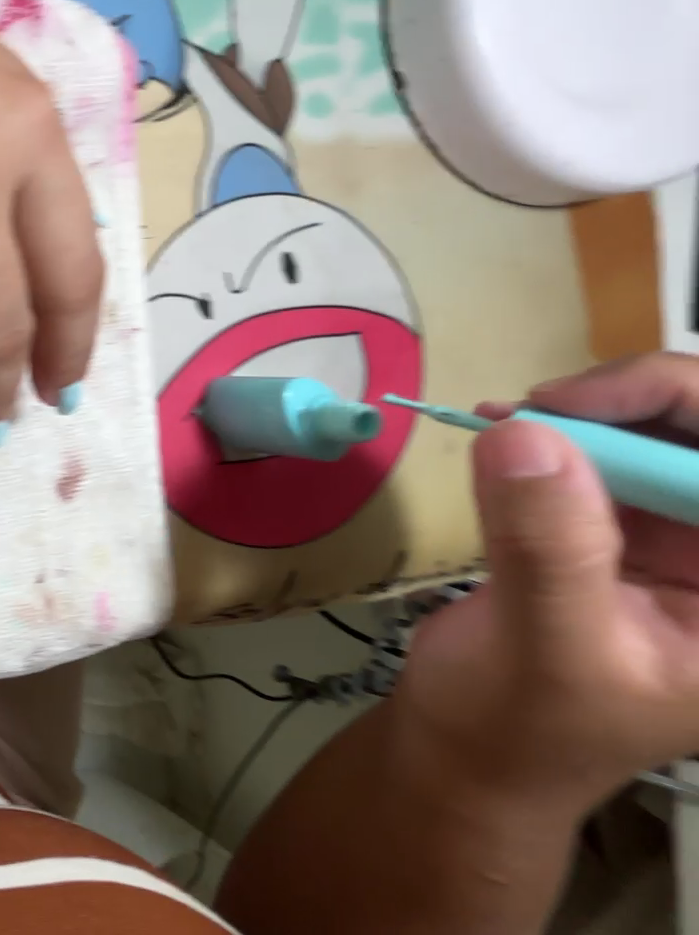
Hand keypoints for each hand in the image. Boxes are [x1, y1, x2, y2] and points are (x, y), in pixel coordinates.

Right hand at [396, 352, 698, 807]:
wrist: (471, 743)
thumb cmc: (519, 718)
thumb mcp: (544, 643)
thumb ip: (548, 548)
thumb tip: (523, 434)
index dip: (694, 410)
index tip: (575, 402)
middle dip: (648, 403)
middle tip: (537, 406)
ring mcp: (696, 543)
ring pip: (683, 434)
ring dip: (599, 412)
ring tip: (507, 420)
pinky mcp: (635, 529)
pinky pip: (623, 453)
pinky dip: (565, 430)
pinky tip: (506, 430)